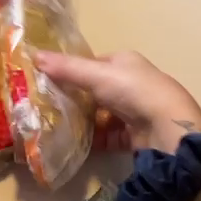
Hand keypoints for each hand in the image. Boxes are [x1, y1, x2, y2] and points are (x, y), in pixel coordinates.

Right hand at [34, 51, 200, 152]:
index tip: (49, 82)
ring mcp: (134, 111)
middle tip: (48, 108)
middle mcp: (131, 84)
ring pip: (102, 115)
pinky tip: (76, 145)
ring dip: (84, 122)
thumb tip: (34, 55)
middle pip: (96, 91)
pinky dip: (94, 140)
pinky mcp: (135, 135)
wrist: (166, 127)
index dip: (72, 71)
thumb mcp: (96, 75)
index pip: (93, 64)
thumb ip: (66, 68)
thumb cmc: (132, 91)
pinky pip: (108, 136)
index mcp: (125, 62)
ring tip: (57, 128)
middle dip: (75, 100)